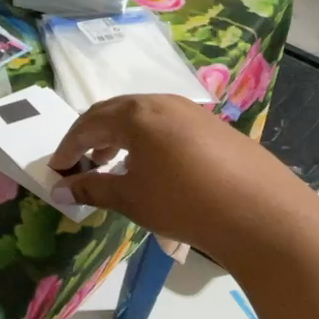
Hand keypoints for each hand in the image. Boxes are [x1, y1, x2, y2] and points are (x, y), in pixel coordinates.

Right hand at [46, 95, 318, 262]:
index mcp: (135, 114)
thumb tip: (59, 190)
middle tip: (79, 164)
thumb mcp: (130, 198)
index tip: (56, 170)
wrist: (263, 215)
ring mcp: (192, 112)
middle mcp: (162, 103)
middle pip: (114, 113)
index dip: (68, 148)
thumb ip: (91, 188)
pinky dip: (146, 140)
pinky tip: (151, 168)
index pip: (88, 124)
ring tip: (112, 165)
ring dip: (119, 137)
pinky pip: (166, 125)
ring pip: (142, 117)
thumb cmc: (184, 203)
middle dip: (91, 137)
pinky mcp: (215, 127)